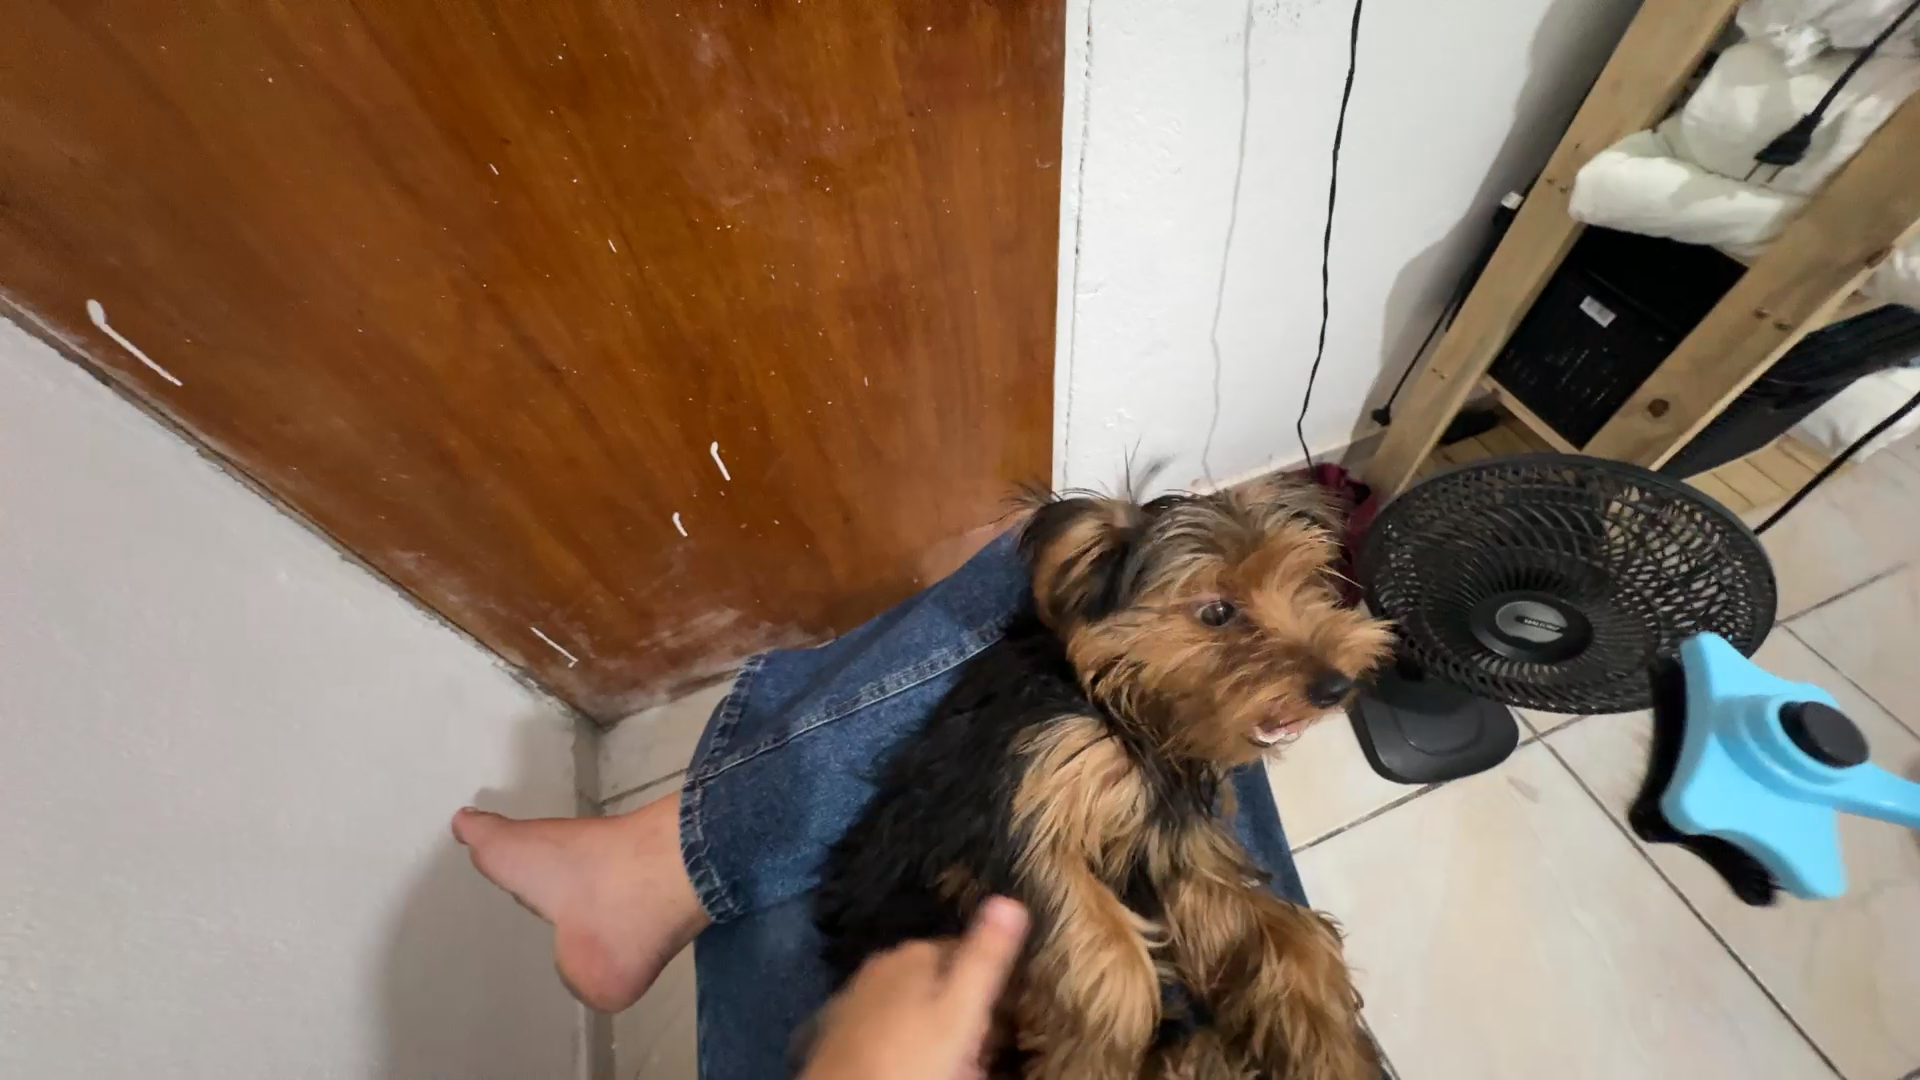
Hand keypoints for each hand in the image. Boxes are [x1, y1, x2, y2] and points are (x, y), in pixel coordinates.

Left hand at [800, 896, 1029, 1079]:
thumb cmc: (913, 1059)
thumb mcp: (961, 1011)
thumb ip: (984, 958)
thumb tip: (1010, 900)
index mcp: (915, 952)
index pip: (963, 949)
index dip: (983, 983)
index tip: (996, 1016)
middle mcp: (883, 961)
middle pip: (933, 976)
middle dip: (953, 1003)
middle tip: (972, 1045)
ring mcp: (855, 993)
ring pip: (906, 1000)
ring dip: (924, 1022)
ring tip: (941, 1059)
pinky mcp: (838, 1027)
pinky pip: (881, 1025)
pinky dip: (896, 1038)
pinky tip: (904, 1062)